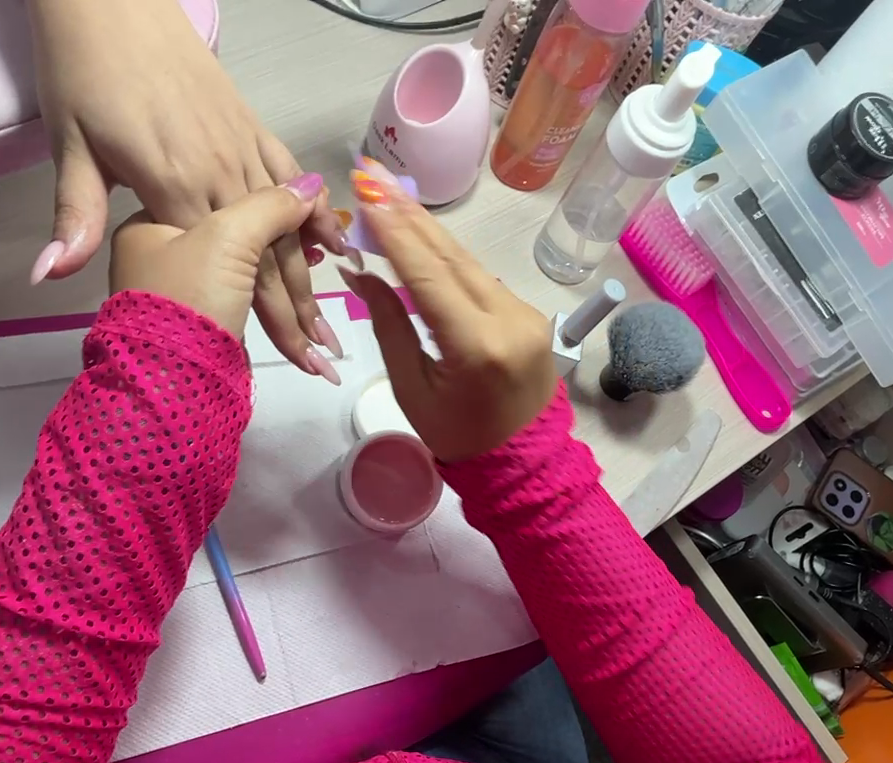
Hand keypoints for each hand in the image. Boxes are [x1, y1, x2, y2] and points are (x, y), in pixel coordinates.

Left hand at [25, 0, 347, 381]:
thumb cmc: (82, 73)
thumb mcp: (69, 146)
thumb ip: (77, 216)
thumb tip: (51, 276)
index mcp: (176, 187)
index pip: (232, 267)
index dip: (266, 318)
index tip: (293, 359)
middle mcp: (220, 172)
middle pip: (269, 254)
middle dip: (298, 312)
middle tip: (324, 357)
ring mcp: (241, 146)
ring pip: (287, 222)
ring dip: (310, 275)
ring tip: (330, 322)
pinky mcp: (250, 125)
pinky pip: (289, 173)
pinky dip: (314, 209)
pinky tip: (333, 240)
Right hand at [340, 160, 555, 462]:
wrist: (521, 461)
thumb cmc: (456, 436)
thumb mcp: (412, 389)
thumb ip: (390, 326)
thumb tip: (362, 272)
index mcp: (476, 345)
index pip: (428, 275)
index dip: (394, 232)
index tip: (368, 192)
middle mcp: (509, 319)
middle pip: (451, 256)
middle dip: (409, 214)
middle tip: (373, 172)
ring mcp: (526, 314)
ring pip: (468, 263)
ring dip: (428, 232)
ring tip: (390, 194)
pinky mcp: (530, 314)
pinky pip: (482, 280)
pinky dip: (450, 259)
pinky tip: (423, 238)